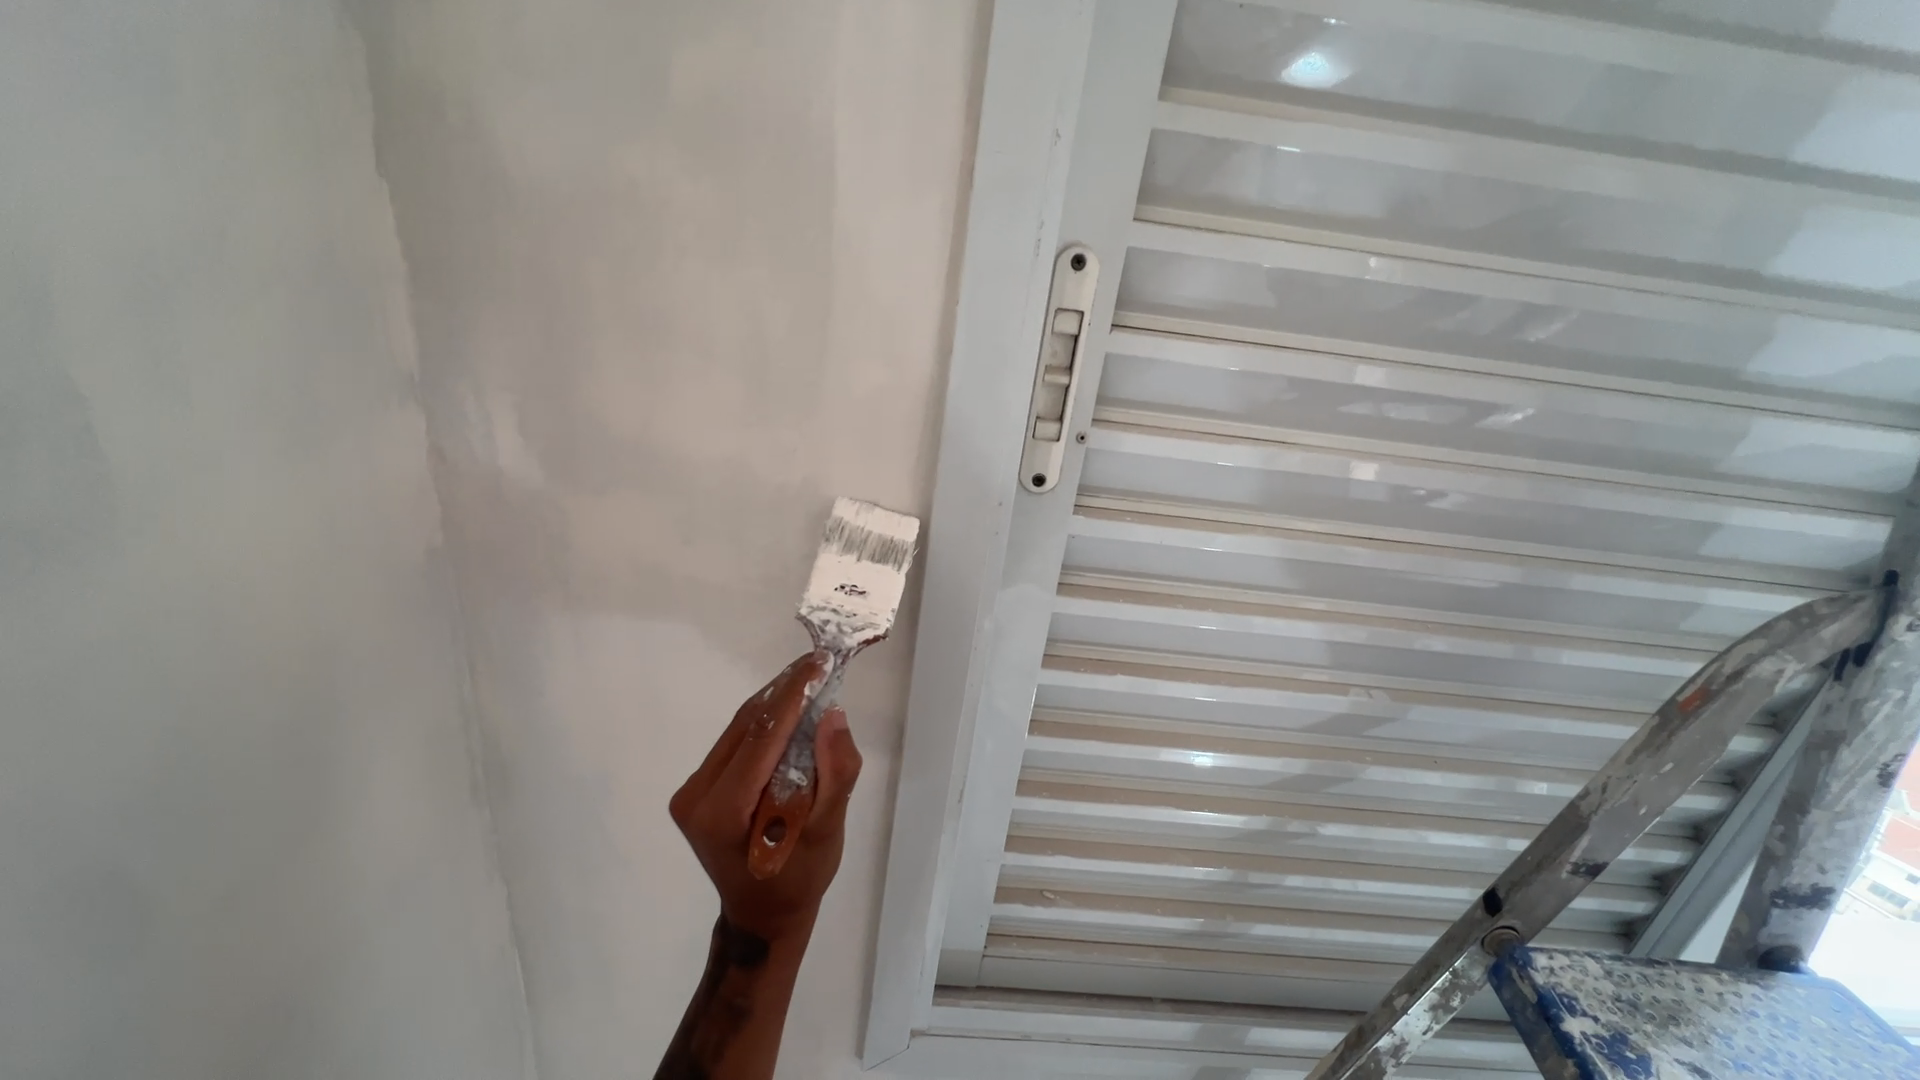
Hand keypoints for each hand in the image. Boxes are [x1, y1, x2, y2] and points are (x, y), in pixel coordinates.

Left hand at [668, 651, 863, 944]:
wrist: (762, 914)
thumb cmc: (799, 880)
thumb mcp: (826, 832)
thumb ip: (834, 775)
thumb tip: (833, 715)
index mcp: (721, 812)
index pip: (760, 739)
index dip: (792, 697)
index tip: (819, 664)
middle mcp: (696, 796)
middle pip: (746, 726)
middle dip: (785, 691)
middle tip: (820, 662)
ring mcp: (692, 791)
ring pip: (740, 729)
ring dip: (777, 701)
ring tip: (811, 675)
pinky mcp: (699, 788)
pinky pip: (738, 742)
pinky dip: (767, 721)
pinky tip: (793, 707)